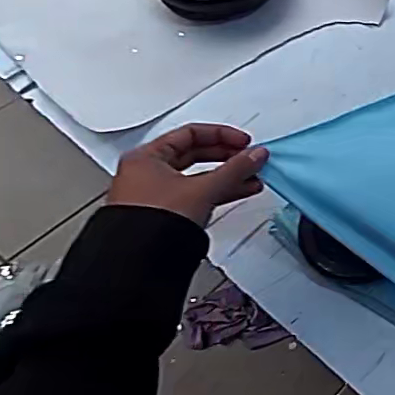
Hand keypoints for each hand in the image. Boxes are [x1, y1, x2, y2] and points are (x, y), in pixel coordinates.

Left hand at [108, 124, 267, 225]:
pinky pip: (198, 193)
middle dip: (227, 156)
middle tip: (248, 157)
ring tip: (250, 176)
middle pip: (195, 154)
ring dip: (228, 174)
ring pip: (199, 176)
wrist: (139, 260)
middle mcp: (146, 173)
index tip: (243, 142)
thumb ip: (236, 168)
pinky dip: (219, 190)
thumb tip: (255, 155)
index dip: (222, 135)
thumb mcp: (204, 187)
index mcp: (146, 158)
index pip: (191, 133)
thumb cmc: (151, 221)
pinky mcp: (165, 212)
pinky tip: (239, 190)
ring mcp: (155, 194)